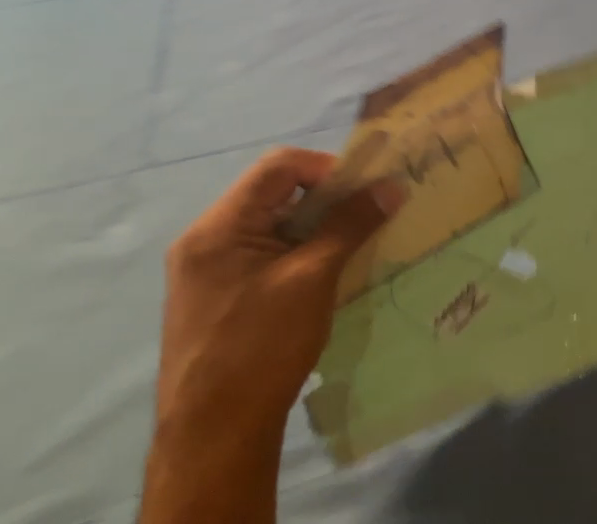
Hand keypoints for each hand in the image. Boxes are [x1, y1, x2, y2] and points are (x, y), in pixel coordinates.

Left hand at [142, 148, 401, 523]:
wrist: (214, 430)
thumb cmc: (261, 344)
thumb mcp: (313, 277)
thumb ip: (350, 224)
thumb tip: (390, 186)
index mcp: (219, 228)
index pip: (278, 166)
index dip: (327, 168)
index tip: (365, 194)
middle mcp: (206, 241)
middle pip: (275, 193)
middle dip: (328, 199)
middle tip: (369, 218)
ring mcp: (209, 271)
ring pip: (274, 226)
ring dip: (318, 229)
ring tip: (355, 248)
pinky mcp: (219, 297)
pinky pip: (266, 254)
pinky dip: (302, 254)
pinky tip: (328, 278)